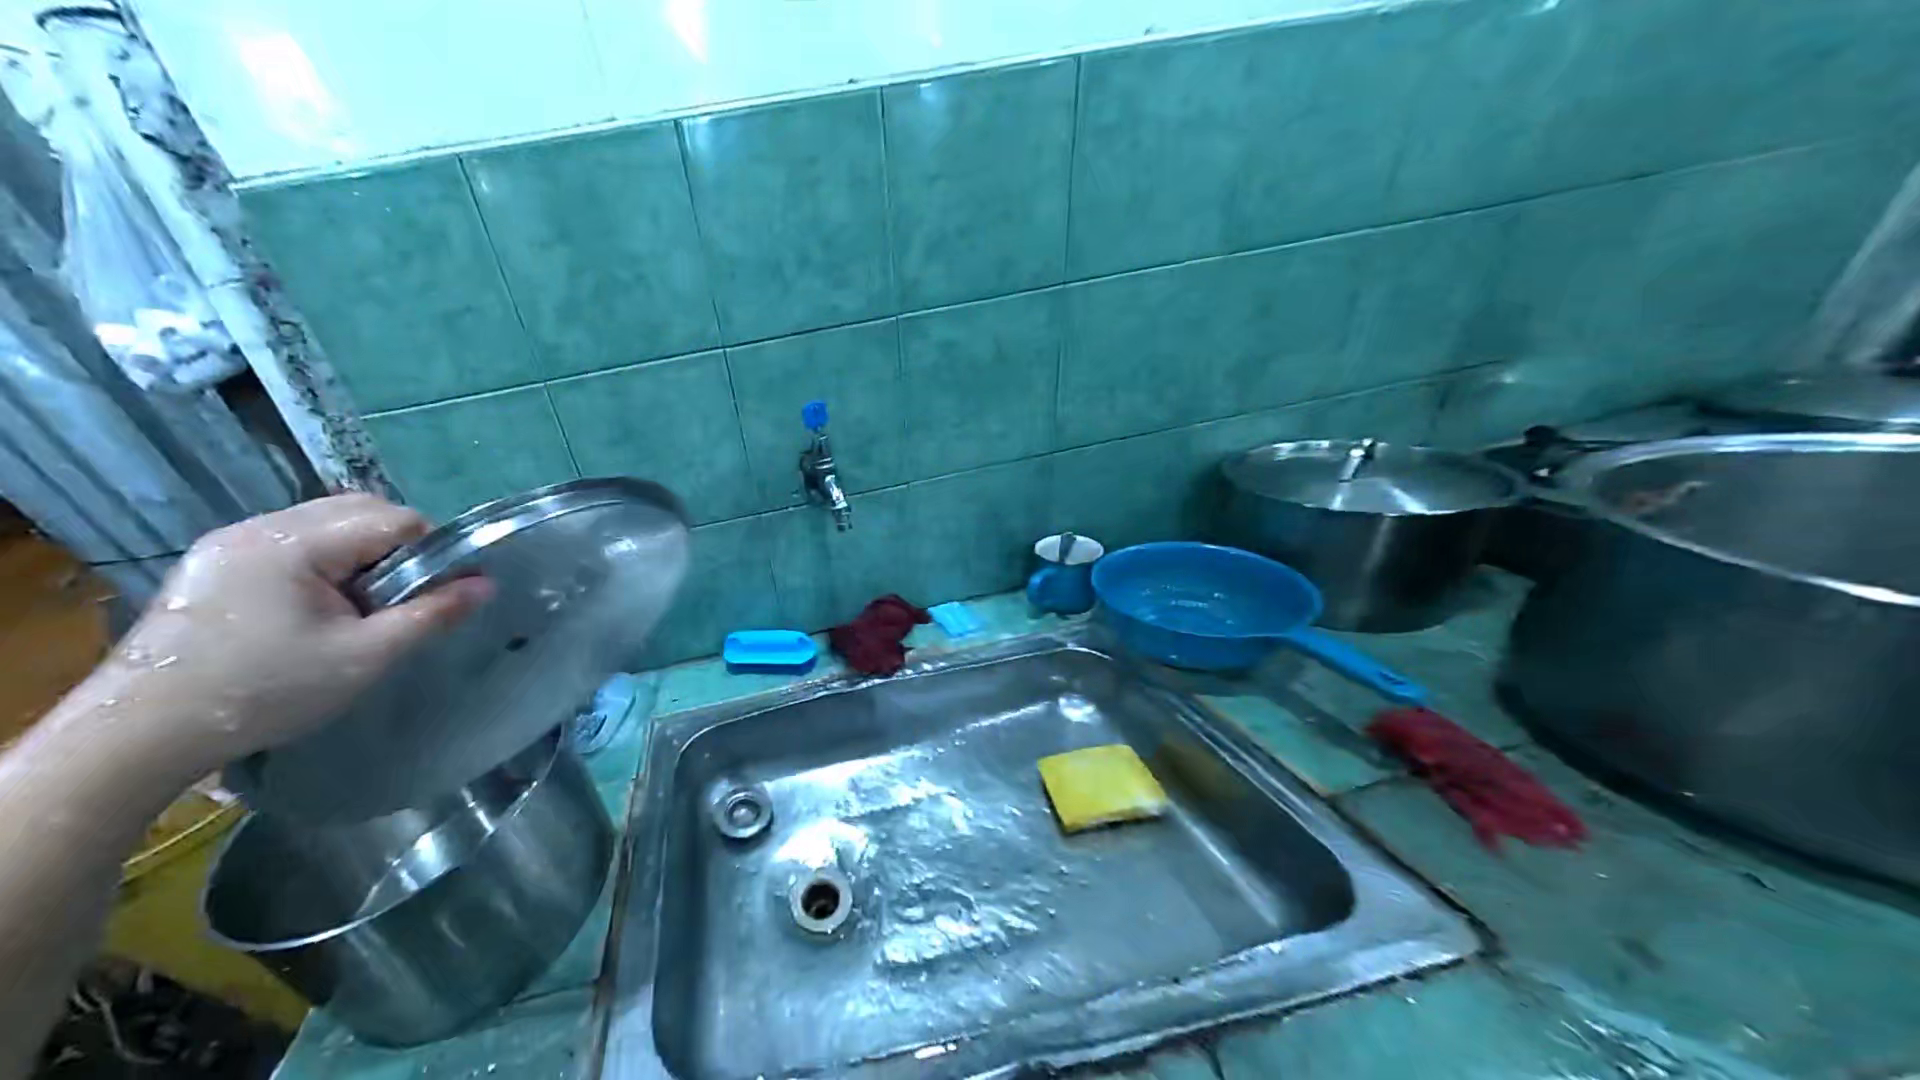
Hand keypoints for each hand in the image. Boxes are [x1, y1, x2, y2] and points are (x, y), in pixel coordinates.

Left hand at [94, 494, 490, 773]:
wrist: (137, 735)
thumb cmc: (265, 691)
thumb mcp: (366, 657)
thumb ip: (432, 614)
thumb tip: (486, 583)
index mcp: (294, 543)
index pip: (394, 518)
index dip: (429, 550)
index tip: (430, 594)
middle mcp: (257, 527)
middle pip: (359, 509)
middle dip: (397, 545)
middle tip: (399, 597)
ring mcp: (228, 542)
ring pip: (326, 521)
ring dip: (361, 551)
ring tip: (359, 603)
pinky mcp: (213, 563)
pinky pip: (292, 539)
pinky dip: (324, 559)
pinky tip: (316, 604)